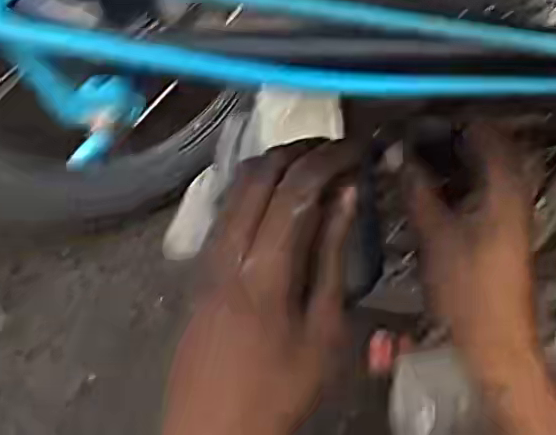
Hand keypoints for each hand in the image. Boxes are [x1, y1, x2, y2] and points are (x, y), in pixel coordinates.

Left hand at [161, 140, 361, 434]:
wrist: (210, 434)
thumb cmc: (278, 391)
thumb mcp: (324, 334)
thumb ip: (333, 256)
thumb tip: (348, 194)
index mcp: (263, 269)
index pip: (296, 187)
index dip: (329, 158)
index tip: (357, 148)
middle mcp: (228, 247)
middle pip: (262, 170)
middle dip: (303, 149)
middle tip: (338, 150)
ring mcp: (207, 251)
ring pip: (241, 181)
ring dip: (279, 161)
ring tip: (316, 164)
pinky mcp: (199, 259)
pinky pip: (230, 201)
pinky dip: (260, 182)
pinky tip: (283, 194)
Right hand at [401, 124, 542, 378]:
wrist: (498, 343)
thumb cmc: (468, 289)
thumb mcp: (433, 232)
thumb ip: (414, 186)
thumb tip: (394, 152)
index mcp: (505, 184)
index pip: (483, 128)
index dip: (450, 119)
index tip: (419, 119)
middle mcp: (515, 189)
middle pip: (485, 143)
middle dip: (449, 136)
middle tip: (415, 136)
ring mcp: (513, 207)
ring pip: (484, 164)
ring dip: (453, 156)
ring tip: (417, 155)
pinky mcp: (505, 224)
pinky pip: (484, 183)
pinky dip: (460, 176)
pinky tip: (433, 185)